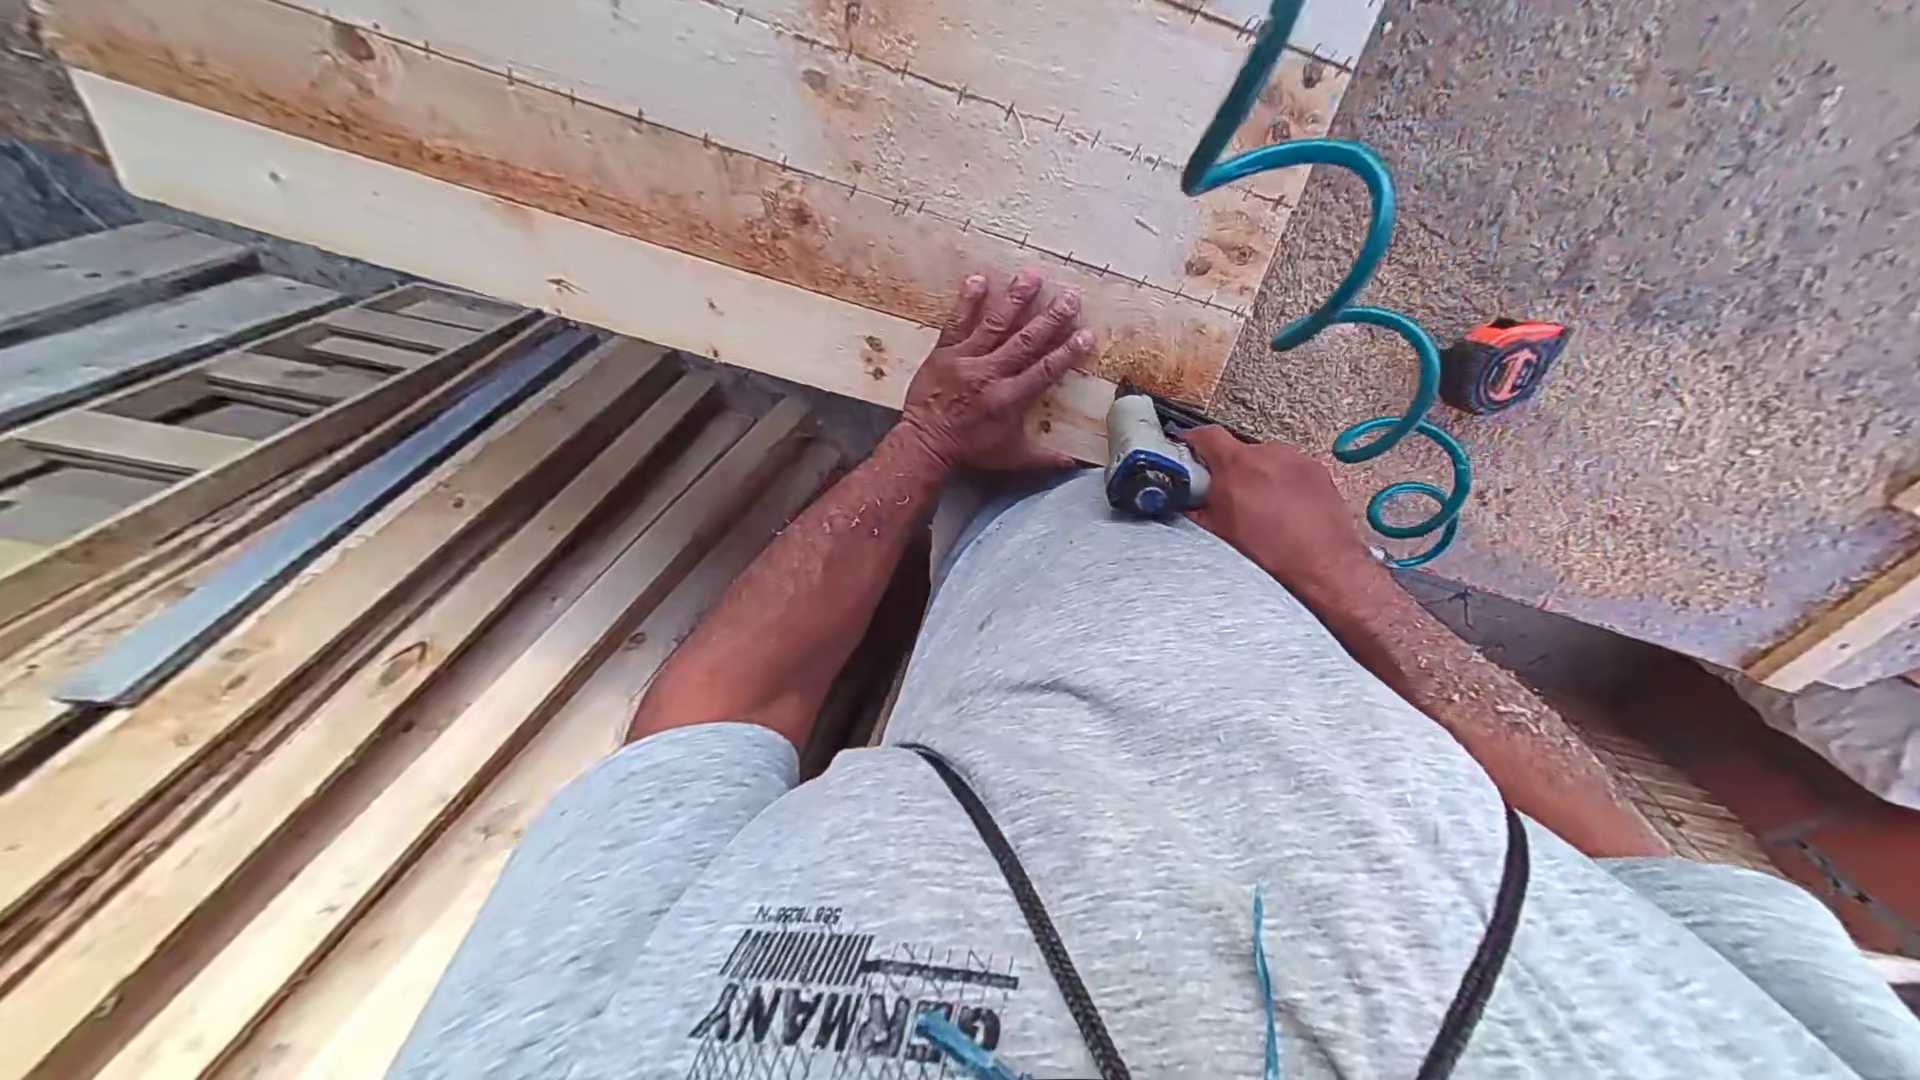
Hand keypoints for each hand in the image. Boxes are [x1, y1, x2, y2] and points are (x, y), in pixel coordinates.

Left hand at [897, 268, 1095, 470]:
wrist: (925, 444)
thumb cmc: (970, 451)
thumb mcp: (1011, 457)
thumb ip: (1044, 458)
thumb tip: (1074, 464)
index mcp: (1009, 399)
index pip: (1045, 370)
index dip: (1067, 352)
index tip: (1086, 334)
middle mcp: (990, 375)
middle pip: (1026, 341)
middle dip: (1051, 318)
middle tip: (1070, 297)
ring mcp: (966, 360)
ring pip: (995, 325)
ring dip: (1015, 299)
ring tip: (1032, 275)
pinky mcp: (944, 353)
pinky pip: (957, 323)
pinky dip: (967, 301)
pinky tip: (979, 279)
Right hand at [1182, 426, 1386, 600]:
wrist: (1320, 561)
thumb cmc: (1273, 550)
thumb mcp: (1218, 530)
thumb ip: (1198, 506)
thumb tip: (1189, 501)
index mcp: (1235, 465)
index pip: (1205, 434)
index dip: (1193, 439)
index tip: (1190, 446)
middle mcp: (1266, 454)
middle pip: (1237, 448)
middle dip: (1229, 468)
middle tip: (1227, 492)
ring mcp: (1294, 459)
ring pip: (1265, 458)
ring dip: (1258, 474)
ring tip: (1260, 505)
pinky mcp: (1315, 469)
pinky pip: (1289, 467)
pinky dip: (1282, 481)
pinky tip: (1283, 507)